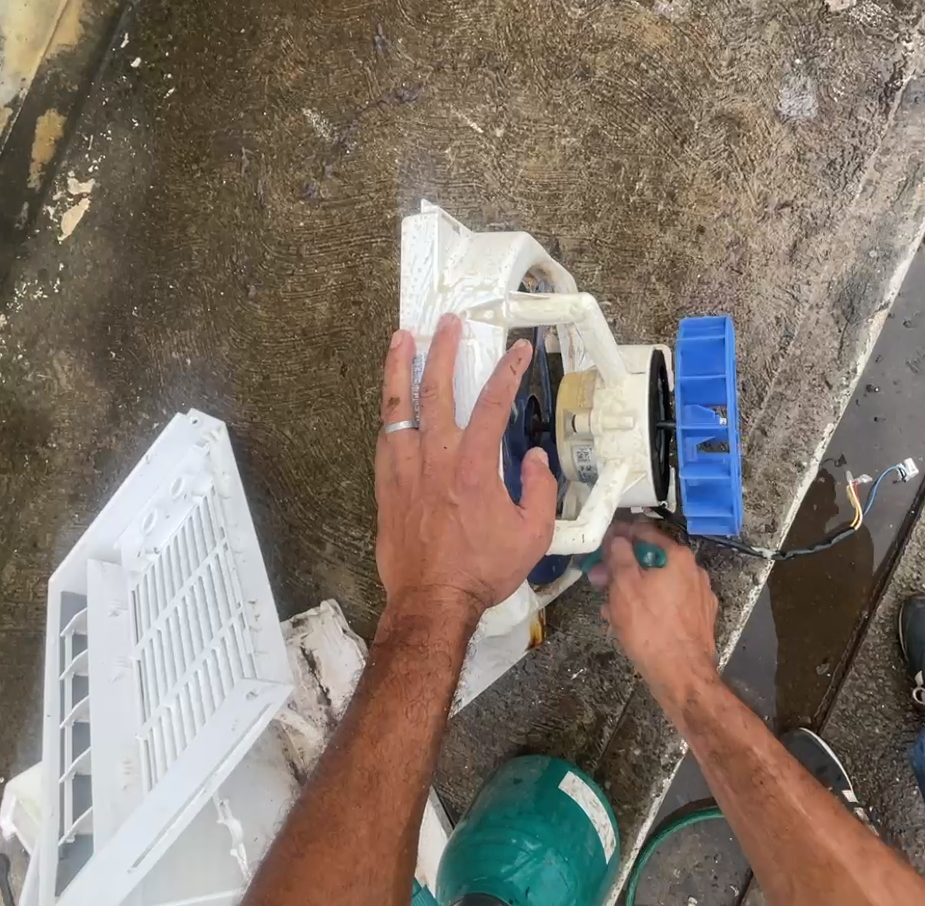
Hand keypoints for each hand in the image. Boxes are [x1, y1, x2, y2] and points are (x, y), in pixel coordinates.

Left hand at [375, 313, 559, 626]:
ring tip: (401, 340)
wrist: (432, 599)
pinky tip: (392, 400)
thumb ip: (539, 488)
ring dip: (401, 369)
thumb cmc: (480, 570)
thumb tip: (532, 457)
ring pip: (399, 407)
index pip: (493, 404)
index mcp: (474, 466)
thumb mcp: (533, 533)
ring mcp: (406, 469)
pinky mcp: (387, 485)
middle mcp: (436, 459)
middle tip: (447, 324)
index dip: (508, 372)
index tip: (518, 350)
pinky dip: (390, 412)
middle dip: (444, 351)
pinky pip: (385, 438)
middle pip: (437, 390)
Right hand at [588, 521, 720, 713]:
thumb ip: (619, 555)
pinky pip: (668, 603)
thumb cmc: (650, 628)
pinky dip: (648, 605)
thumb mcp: (624, 585)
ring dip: (631, 589)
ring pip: (658, 583)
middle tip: (598, 579)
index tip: (602, 542)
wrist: (682, 676)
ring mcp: (699, 596)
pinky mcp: (699, 619)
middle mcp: (694, 571)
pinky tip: (629, 621)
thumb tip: (618, 539)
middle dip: (621, 568)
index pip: (645, 532)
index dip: (619, 534)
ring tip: (607, 606)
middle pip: (651, 560)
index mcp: (678, 557)